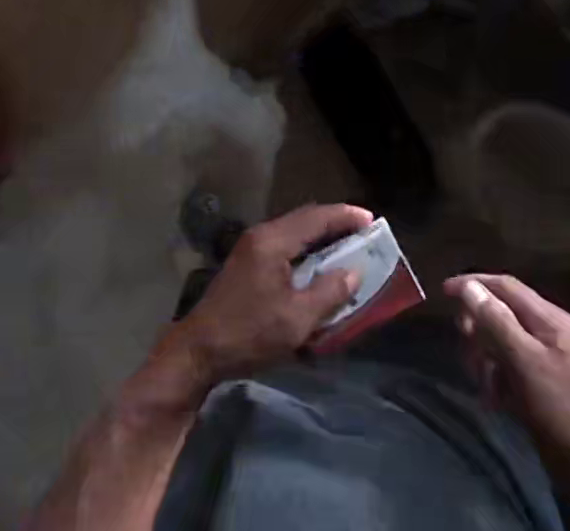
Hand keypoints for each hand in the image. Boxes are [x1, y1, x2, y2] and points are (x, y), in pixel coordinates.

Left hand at [156, 204, 373, 396]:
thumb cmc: (249, 334)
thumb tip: (353, 273)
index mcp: (273, 241)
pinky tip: (317, 267)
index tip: (372, 220)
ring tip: (347, 247)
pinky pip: (284, 246)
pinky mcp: (247, 265)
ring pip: (294, 232)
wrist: (197, 352)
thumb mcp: (296, 320)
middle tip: (364, 233)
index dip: (345, 216)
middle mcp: (261, 236)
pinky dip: (306, 251)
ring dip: (320, 238)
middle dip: (335, 224)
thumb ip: (329, 293)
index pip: (316, 218)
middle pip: (304, 219)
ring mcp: (250, 249)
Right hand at [444, 274, 569, 478]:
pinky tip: (494, 398)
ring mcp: (542, 356)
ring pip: (498, 340)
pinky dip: (494, 377)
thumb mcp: (524, 360)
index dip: (473, 284)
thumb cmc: (559, 408)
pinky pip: (505, 365)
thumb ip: (496, 321)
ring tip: (484, 383)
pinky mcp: (536, 381)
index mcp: (548, 319)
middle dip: (478, 329)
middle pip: (499, 312)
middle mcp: (545, 331)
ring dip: (484, 357)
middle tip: (468, 348)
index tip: (444, 292)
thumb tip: (470, 286)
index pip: (505, 286)